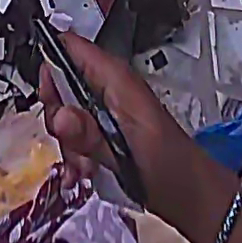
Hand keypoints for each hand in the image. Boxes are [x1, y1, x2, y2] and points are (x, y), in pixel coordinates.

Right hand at [39, 33, 217, 220]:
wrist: (192, 196)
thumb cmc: (170, 167)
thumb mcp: (125, 152)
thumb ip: (89, 133)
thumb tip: (61, 116)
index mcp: (114, 77)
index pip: (68, 46)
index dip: (51, 65)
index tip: (49, 98)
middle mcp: (107, 86)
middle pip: (60, 82)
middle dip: (58, 114)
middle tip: (68, 139)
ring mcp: (105, 107)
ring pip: (65, 111)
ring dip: (67, 141)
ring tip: (83, 165)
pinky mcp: (105, 127)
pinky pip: (76, 131)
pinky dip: (75, 152)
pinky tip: (82, 172)